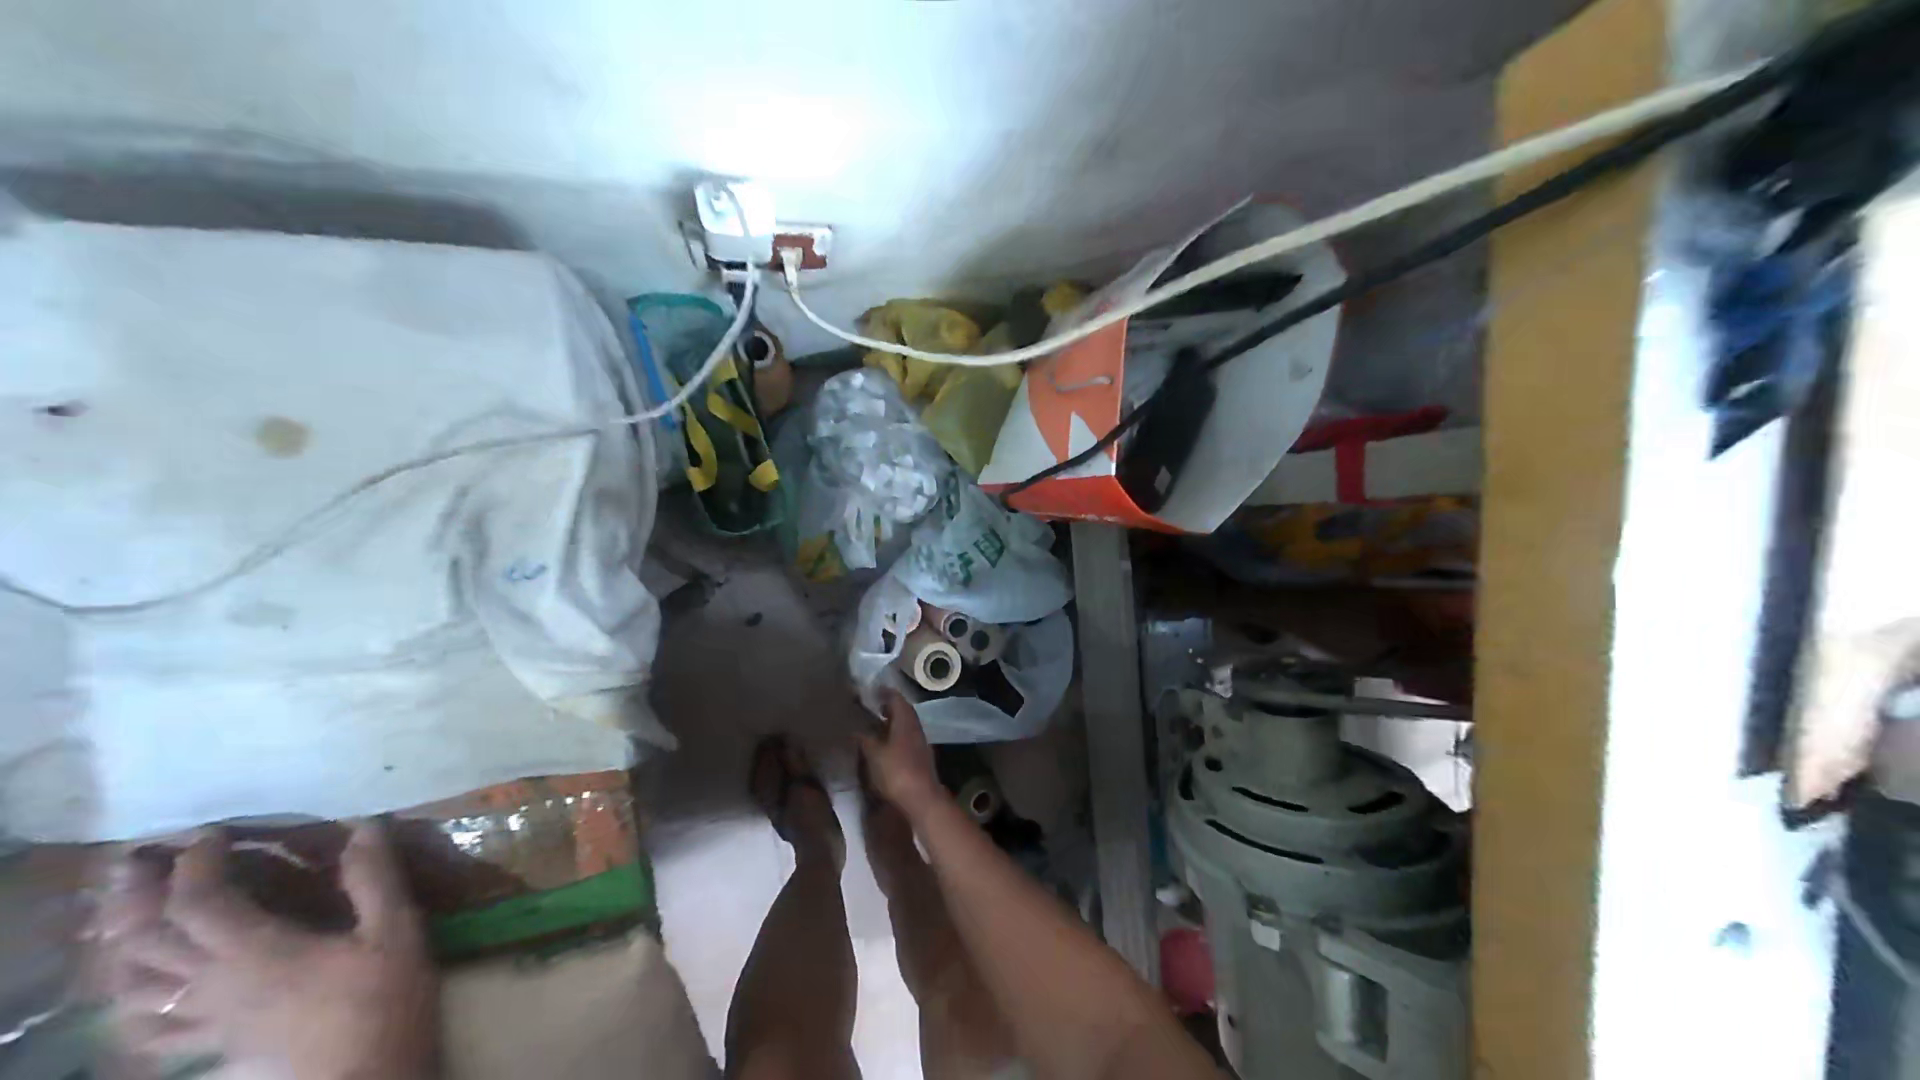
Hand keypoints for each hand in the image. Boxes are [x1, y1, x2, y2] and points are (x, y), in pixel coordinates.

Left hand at [97, 822, 437, 1079]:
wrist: (368, 1073)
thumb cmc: (385, 996)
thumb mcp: (395, 928)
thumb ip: (374, 878)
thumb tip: (364, 825)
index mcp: (256, 953)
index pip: (200, 903)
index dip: (197, 865)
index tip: (212, 834)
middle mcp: (213, 985)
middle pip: (146, 942)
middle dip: (138, 897)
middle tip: (145, 862)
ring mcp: (205, 1020)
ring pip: (131, 986)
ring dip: (121, 947)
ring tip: (131, 917)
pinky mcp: (211, 1043)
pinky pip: (147, 1030)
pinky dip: (131, 1003)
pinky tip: (143, 989)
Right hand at [857, 690, 942, 819]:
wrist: (921, 799)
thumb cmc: (896, 772)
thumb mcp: (874, 754)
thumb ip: (865, 739)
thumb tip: (856, 728)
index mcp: (905, 721)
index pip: (896, 698)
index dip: (884, 692)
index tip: (871, 690)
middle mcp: (916, 727)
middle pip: (904, 710)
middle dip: (889, 706)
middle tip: (872, 705)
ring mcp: (921, 743)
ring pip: (906, 725)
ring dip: (893, 721)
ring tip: (876, 724)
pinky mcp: (921, 757)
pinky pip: (907, 738)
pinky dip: (896, 735)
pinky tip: (886, 744)